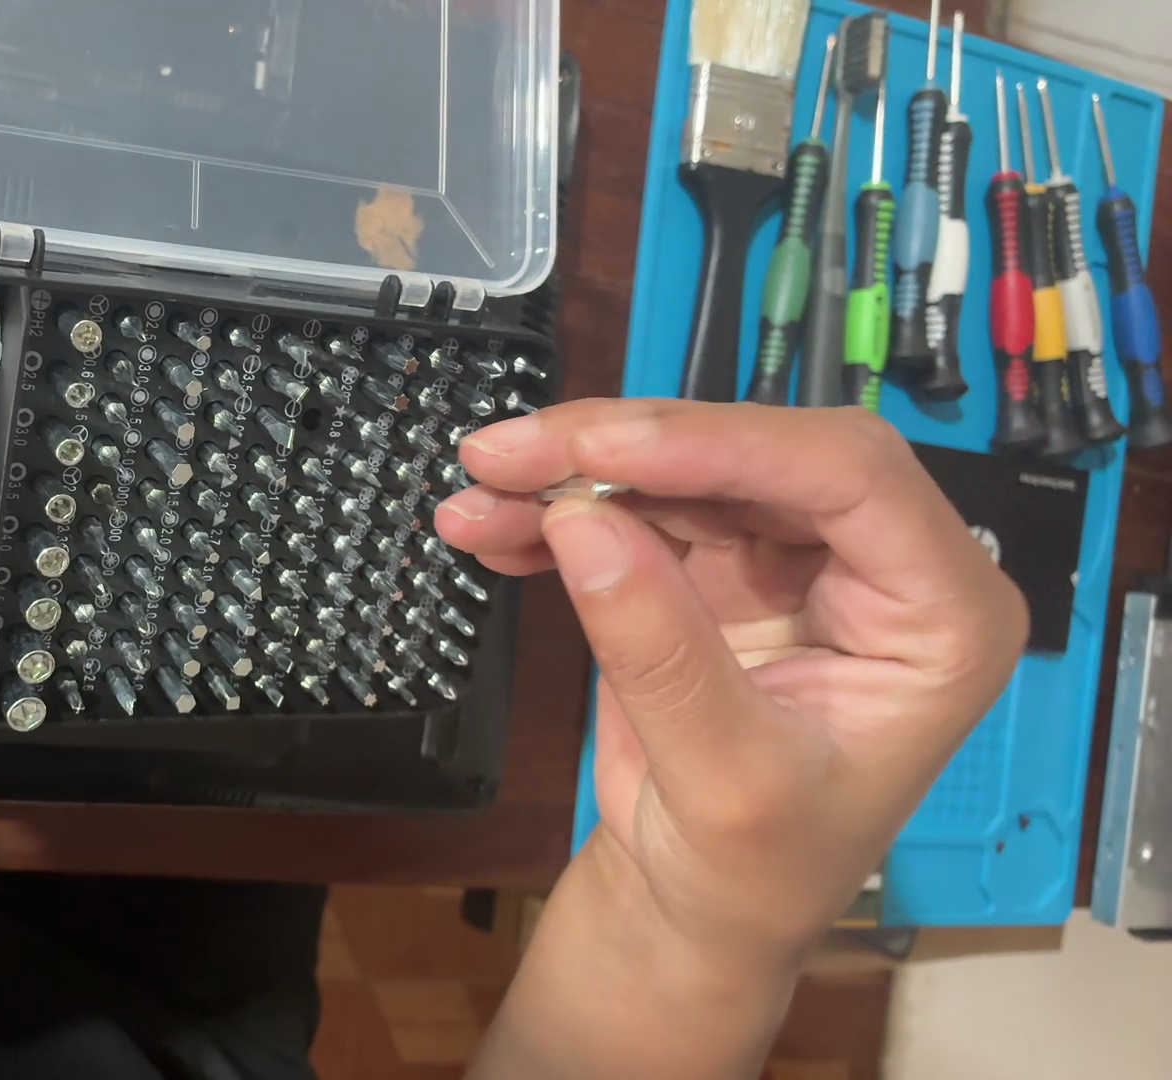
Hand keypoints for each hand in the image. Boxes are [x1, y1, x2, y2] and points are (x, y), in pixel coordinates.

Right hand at [441, 400, 1024, 1076]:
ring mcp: (765, 559)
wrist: (695, 890)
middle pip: (734, 457)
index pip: (841, 476)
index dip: (715, 444)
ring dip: (555, 484)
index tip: (590, 449)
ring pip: (657, 479)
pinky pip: (612, 519)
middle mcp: (854, 560)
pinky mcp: (689, 571)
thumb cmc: (750, 862)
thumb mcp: (724, 779)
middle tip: (499, 455)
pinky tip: (486, 532)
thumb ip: (661, 652)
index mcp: (932, 607)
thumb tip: (577, 522)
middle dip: (607, 450)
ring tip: (469, 500)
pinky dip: (543, 523)